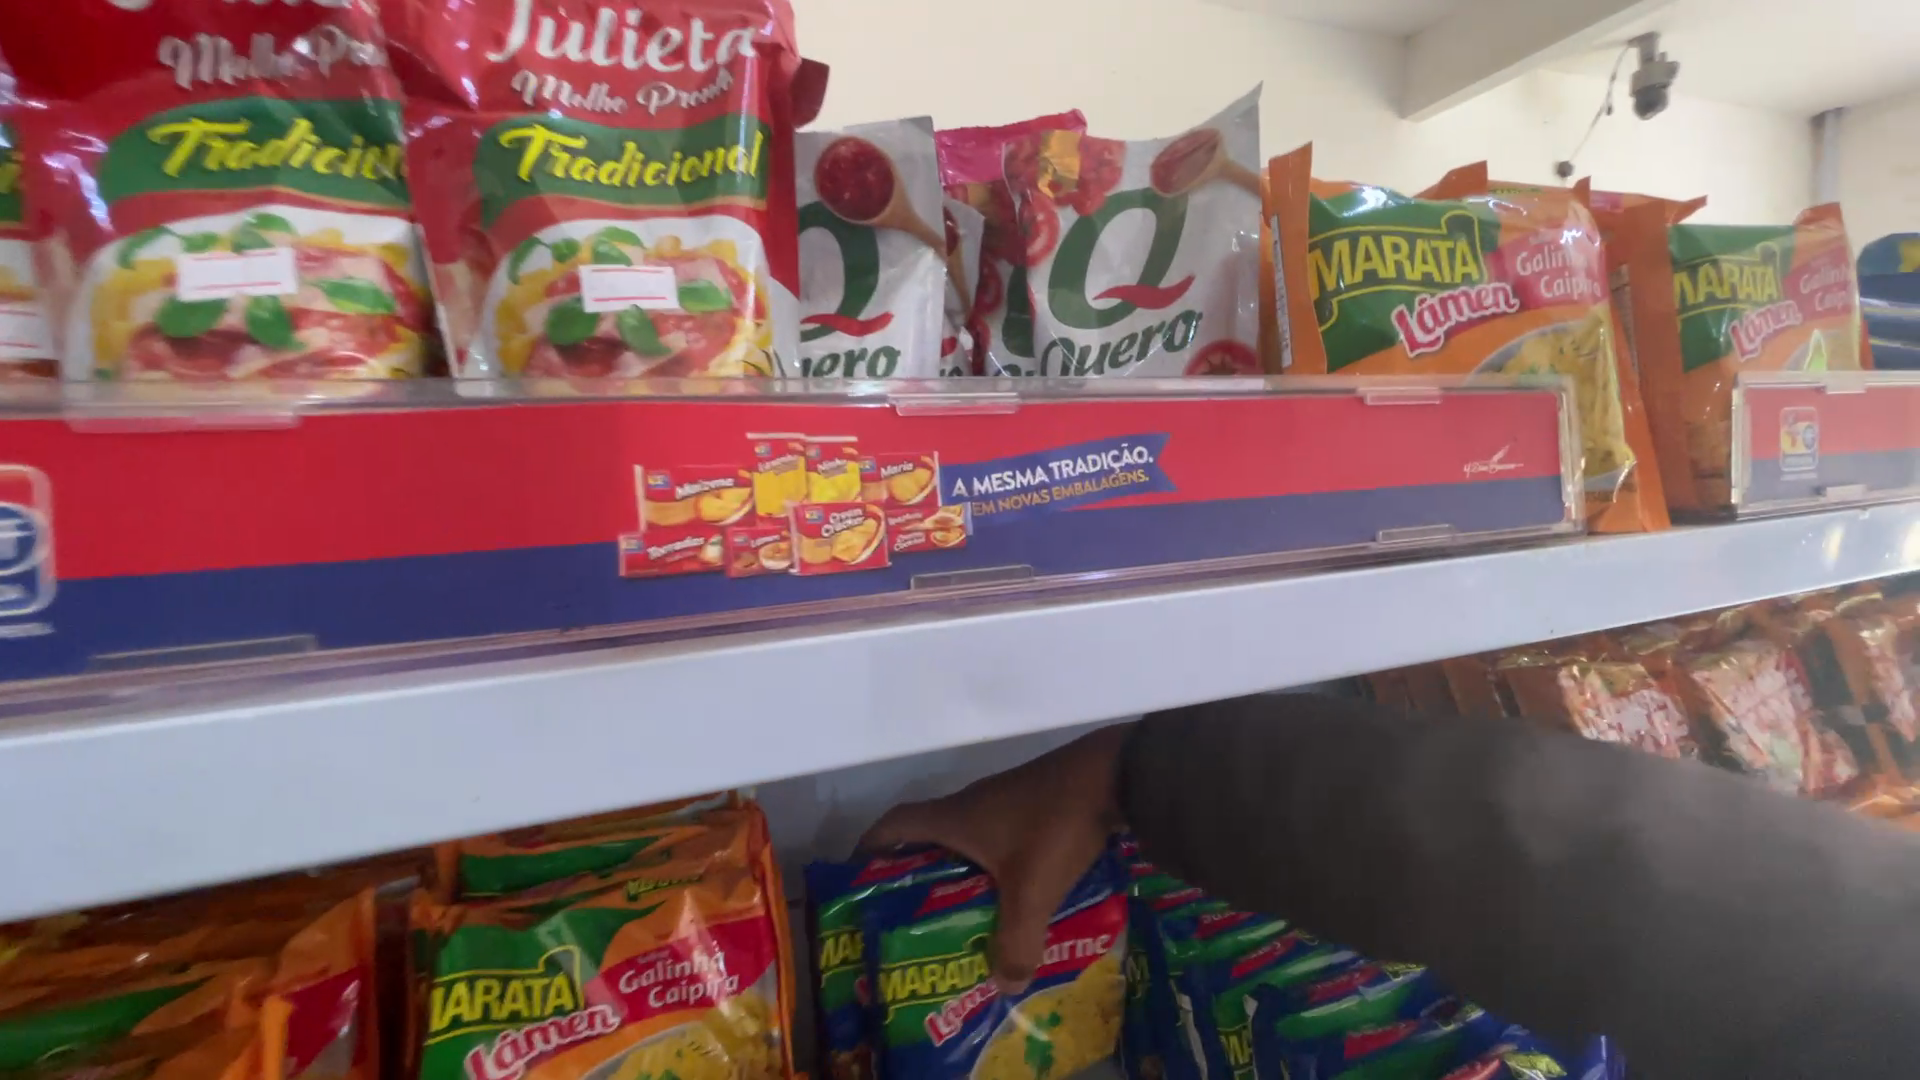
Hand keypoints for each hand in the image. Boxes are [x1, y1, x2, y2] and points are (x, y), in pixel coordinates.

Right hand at [860, 724, 1131, 993]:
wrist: (1110, 775)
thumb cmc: (1054, 826)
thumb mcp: (1032, 892)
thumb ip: (1016, 943)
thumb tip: (1004, 984)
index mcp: (955, 817)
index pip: (896, 824)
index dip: (872, 846)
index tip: (859, 875)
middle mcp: (972, 802)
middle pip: (929, 834)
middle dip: (918, 873)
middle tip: (917, 917)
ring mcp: (1004, 798)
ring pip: (967, 837)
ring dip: (961, 871)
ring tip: (966, 916)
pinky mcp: (1032, 801)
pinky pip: (999, 836)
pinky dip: (996, 864)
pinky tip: (1017, 894)